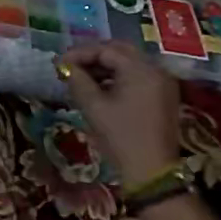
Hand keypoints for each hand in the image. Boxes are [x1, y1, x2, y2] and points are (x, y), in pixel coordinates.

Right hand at [58, 41, 181, 183]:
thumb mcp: (93, 108)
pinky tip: (100, 88)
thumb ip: (78, 82)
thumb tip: (65, 67)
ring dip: (105, 66)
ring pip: (130, 63)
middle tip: (69, 66)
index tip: (58, 63)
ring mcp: (162, 82)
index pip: (106, 50)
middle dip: (93, 56)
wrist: (150, 169)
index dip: (79, 53)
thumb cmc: (120, 137)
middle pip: (121, 51)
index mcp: (140, 69)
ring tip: (81, 77)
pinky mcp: (163, 95)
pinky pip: (138, 76)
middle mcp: (156, 69)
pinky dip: (118, 77)